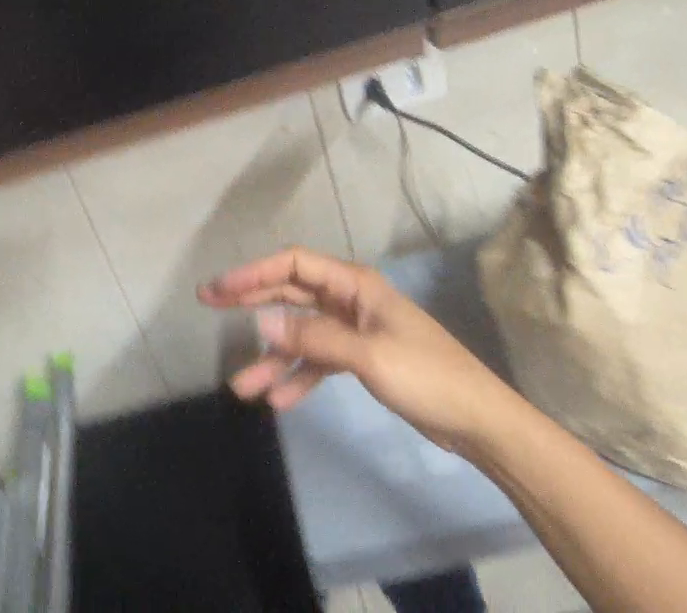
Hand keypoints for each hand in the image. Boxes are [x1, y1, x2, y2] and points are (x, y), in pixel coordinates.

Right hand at [198, 247, 519, 454]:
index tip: (219, 289)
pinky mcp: (360, 359)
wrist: (478, 420)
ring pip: (300, 334)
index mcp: (355, 285)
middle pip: (291, 294)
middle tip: (208, 306)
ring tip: (240, 385)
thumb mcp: (368, 355)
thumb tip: (260, 321)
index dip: (254, 273)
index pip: (294, 265)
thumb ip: (314, 337)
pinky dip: (298, 378)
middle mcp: (350, 300)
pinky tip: (277, 400)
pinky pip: (317, 361)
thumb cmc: (427, 376)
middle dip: (251, 303)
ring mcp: (354, 330)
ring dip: (271, 357)